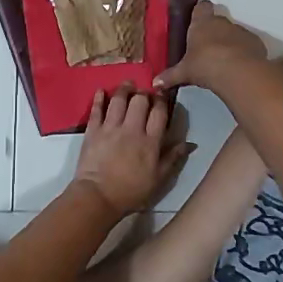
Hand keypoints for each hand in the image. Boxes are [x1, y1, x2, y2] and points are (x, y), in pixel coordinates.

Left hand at [73, 84, 193, 212]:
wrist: (98, 197)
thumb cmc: (131, 192)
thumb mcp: (158, 179)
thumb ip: (173, 158)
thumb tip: (190, 144)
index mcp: (150, 141)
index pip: (159, 113)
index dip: (162, 100)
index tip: (162, 94)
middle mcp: (131, 129)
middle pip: (139, 101)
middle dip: (144, 92)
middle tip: (144, 92)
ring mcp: (110, 128)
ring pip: (118, 100)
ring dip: (124, 90)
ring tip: (127, 85)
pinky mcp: (92, 131)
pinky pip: (96, 110)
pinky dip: (99, 99)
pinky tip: (101, 91)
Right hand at [153, 1, 267, 91]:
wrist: (237, 72)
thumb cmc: (204, 65)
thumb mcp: (184, 72)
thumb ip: (170, 76)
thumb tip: (154, 83)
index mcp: (202, 23)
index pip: (201, 7)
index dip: (199, 13)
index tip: (195, 23)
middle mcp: (222, 22)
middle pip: (217, 22)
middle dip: (212, 33)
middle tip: (205, 51)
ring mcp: (241, 31)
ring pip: (233, 34)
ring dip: (228, 44)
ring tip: (222, 63)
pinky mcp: (256, 43)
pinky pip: (247, 45)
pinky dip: (242, 53)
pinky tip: (237, 68)